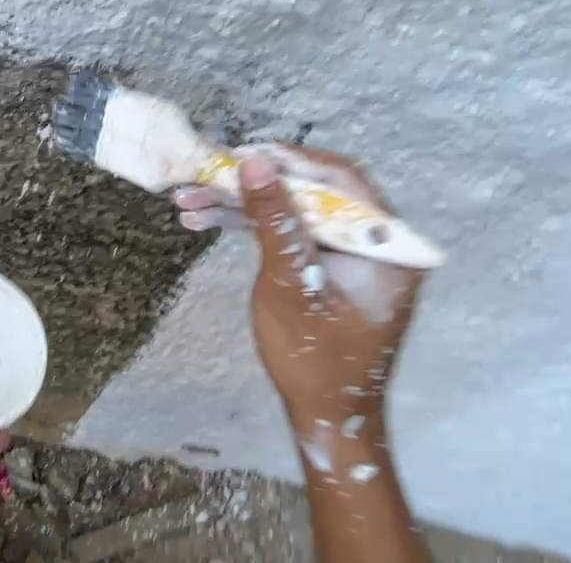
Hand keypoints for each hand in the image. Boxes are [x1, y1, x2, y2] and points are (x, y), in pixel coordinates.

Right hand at [179, 145, 430, 562]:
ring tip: (186, 202)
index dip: (288, 160)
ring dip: (237, 203)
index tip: (239, 155)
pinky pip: (285, 228)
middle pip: (307, 189)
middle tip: (202, 176)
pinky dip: (246, 224)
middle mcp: (371, 241)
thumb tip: (254, 161)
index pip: (340, 179)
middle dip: (250, 183)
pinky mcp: (324, 262)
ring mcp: (346, 252)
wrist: (324, 414)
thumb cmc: (315, 359)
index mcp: (384, 246)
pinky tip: (202, 220)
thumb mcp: (290, 287)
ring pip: (289, 207)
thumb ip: (275, 222)